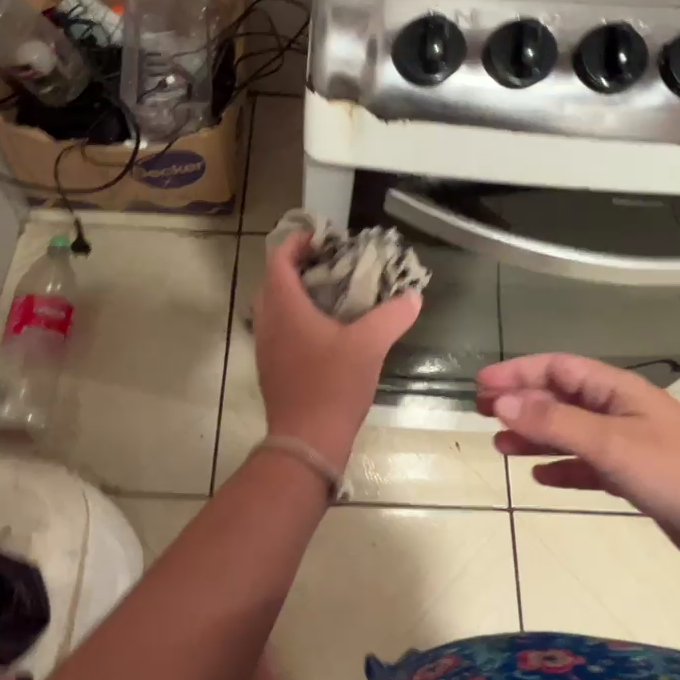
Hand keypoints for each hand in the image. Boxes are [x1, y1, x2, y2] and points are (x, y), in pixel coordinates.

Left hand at [252, 231, 421, 468]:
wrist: (306, 441)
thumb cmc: (331, 385)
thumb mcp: (369, 346)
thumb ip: (392, 316)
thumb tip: (412, 298)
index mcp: (284, 306)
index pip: (278, 259)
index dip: (296, 242)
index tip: (322, 237)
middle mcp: (268, 321)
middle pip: (274, 280)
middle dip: (299, 265)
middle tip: (332, 263)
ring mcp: (266, 346)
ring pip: (276, 306)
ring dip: (298, 293)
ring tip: (333, 293)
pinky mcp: (272, 367)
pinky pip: (280, 328)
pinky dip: (298, 317)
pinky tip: (327, 330)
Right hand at [478, 353, 679, 577]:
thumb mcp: (611, 443)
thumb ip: (555, 423)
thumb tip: (501, 402)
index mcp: (617, 390)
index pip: (557, 368)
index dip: (517, 372)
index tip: (480, 385)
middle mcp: (620, 411)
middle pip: (561, 397)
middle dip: (521, 402)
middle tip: (480, 413)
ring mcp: (630, 445)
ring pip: (571, 432)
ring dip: (536, 436)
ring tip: (500, 446)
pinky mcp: (637, 479)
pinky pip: (588, 465)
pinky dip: (563, 467)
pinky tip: (541, 477)